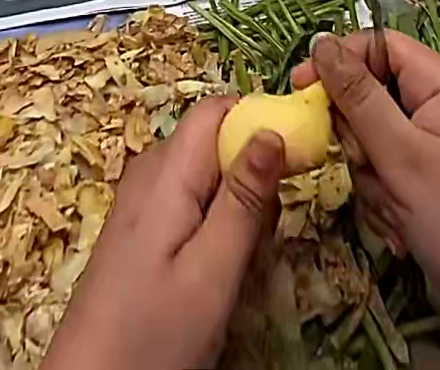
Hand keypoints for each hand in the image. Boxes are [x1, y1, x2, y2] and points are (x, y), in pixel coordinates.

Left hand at [43, 96, 283, 369]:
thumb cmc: (154, 329)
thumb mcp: (211, 272)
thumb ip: (243, 201)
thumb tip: (270, 131)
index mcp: (167, 169)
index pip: (214, 109)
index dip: (257, 119)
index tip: (295, 157)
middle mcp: (151, 168)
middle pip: (213, 140)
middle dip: (251, 173)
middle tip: (263, 234)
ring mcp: (143, 193)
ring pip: (206, 171)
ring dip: (237, 203)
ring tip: (240, 260)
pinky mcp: (143, 220)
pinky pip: (190, 197)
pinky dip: (216, 220)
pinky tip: (217, 265)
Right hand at [294, 31, 439, 369]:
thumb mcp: (403, 156)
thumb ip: (357, 95)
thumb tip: (319, 40)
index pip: (374, 43)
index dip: (335, 60)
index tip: (302, 89)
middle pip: (369, 88)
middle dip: (354, 129)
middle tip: (360, 163)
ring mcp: (438, 141)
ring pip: (372, 131)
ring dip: (367, 168)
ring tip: (389, 203)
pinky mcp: (435, 173)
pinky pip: (388, 163)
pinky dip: (383, 190)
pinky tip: (398, 220)